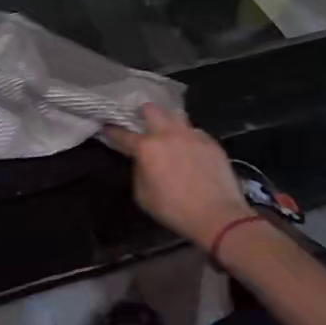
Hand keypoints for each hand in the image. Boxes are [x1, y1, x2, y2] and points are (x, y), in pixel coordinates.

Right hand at [101, 104, 253, 245]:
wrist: (217, 215)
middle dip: (143, 112)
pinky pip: (195, 130)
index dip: (112, 131)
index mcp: (147, 147)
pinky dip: (188, 135)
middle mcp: (168, 134)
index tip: (107, 129)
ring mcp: (192, 136)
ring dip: (168, 119)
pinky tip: (189, 148)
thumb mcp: (142, 195)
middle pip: (152, 109)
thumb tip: (142, 161)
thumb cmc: (173, 209)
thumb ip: (138, 171)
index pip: (123, 134)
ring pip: (177, 114)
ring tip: (168, 131)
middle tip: (141, 120)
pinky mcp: (211, 142)